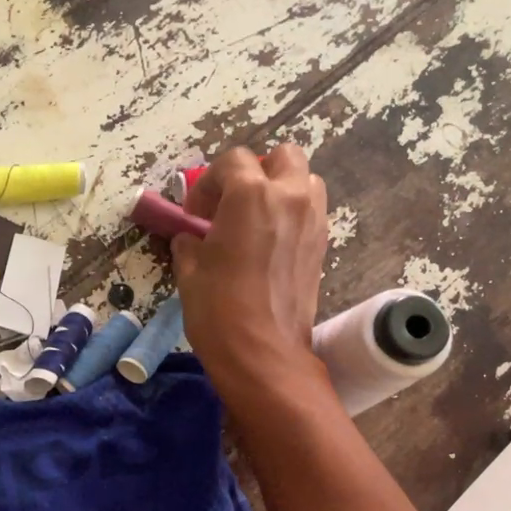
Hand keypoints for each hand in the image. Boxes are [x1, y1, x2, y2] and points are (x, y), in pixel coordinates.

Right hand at [173, 144, 332, 400]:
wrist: (262, 353)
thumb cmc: (217, 309)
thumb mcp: (188, 269)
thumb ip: (190, 240)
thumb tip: (193, 236)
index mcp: (251, 195)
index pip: (232, 161)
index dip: (209, 183)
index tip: (195, 212)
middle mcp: (289, 196)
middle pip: (280, 157)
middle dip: (254, 172)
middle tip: (230, 205)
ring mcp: (313, 219)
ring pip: (303, 180)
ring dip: (279, 189)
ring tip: (254, 221)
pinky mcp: (322, 244)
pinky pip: (309, 211)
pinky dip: (290, 215)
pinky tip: (268, 245)